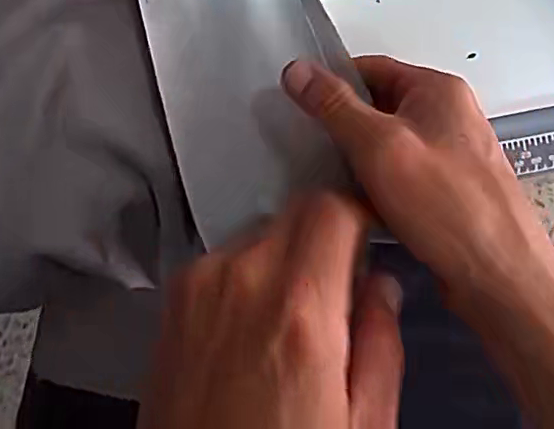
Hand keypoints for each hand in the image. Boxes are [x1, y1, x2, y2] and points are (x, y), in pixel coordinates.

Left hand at [140, 193, 403, 428]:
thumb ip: (380, 345)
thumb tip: (380, 284)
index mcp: (298, 309)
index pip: (331, 209)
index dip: (358, 209)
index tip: (372, 227)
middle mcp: (243, 277)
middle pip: (295, 212)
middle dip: (325, 233)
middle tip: (342, 282)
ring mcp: (200, 282)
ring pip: (261, 233)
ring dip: (286, 255)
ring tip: (295, 318)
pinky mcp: (173, 297)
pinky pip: (225, 259)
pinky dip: (249, 274)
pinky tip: (254, 326)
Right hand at [282, 56, 550, 305]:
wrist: (505, 288)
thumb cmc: (451, 209)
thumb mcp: (377, 146)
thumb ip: (333, 105)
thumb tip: (298, 70)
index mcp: (439, 89)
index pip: (371, 67)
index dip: (333, 82)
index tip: (303, 101)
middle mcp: (450, 115)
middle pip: (378, 104)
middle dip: (347, 126)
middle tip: (317, 145)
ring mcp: (453, 154)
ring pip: (388, 142)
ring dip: (362, 158)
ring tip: (339, 178)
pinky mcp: (450, 190)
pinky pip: (403, 173)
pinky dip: (380, 184)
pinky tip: (365, 205)